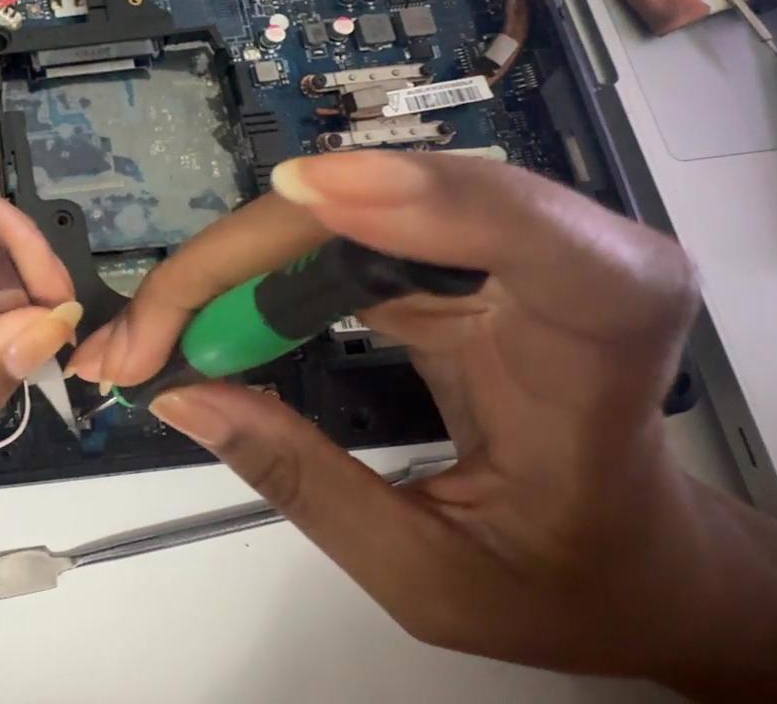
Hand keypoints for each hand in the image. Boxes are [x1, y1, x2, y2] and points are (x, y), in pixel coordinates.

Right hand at [70, 150, 715, 679]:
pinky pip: (317, 238)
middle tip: (137, 340)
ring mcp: (478, 253)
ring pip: (327, 214)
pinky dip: (239, 273)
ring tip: (143, 335)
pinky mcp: (427, 256)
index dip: (426, 199)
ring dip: (220, 266)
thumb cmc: (570, 581)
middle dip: (235, 261)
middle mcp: (545, 269)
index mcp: (596, 352)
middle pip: (370, 212)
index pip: (537, 240)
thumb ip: (305, 484)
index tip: (304, 194)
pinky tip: (185, 313)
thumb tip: (178, 394)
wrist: (640, 560)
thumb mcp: (430, 574)